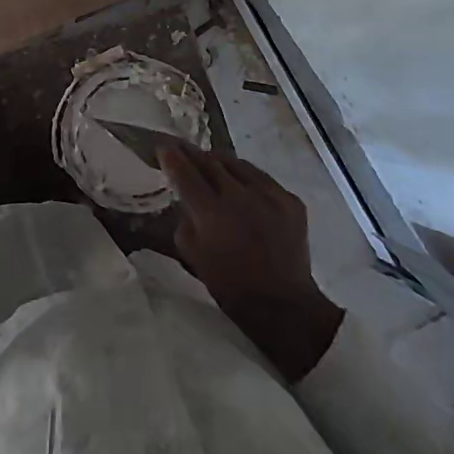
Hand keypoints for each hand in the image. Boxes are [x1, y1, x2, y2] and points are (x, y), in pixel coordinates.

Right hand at [159, 144, 345, 381]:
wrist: (282, 305)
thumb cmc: (229, 284)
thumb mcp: (192, 253)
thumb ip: (185, 219)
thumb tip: (187, 199)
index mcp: (212, 212)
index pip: (185, 171)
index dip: (171, 157)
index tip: (163, 148)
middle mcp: (240, 196)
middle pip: (210, 161)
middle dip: (192, 154)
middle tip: (182, 150)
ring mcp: (269, 195)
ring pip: (237, 164)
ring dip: (219, 162)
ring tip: (210, 165)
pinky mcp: (290, 200)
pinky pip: (261, 177)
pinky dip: (245, 177)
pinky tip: (240, 185)